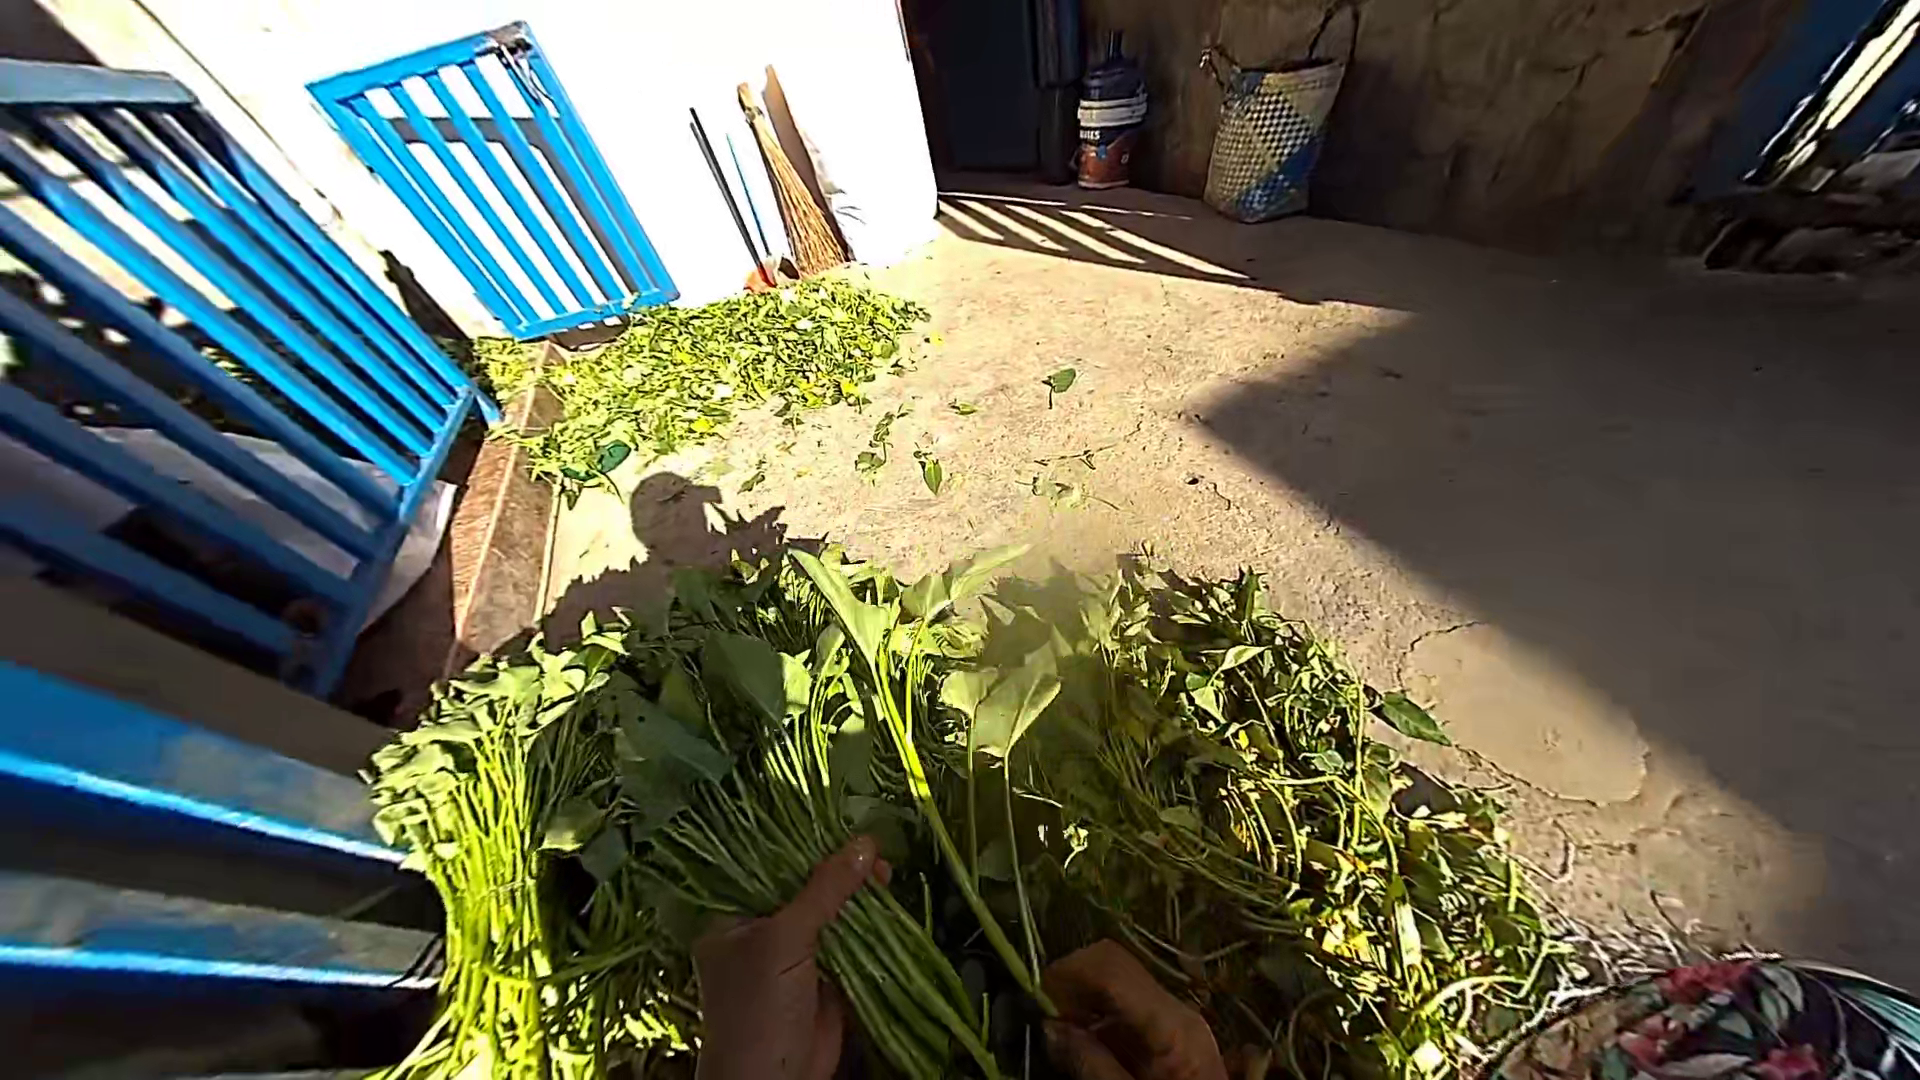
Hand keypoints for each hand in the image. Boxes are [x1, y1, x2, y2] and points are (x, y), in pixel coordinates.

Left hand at [692, 836, 887, 1079]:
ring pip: (829, 904)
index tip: (837, 818)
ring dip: (857, 887)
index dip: (803, 840)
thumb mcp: (786, 940)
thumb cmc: (760, 1009)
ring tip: (883, 869)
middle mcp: (762, 925)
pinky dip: (869, 914)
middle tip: (871, 848)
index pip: (768, 862)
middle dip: (838, 863)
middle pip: (804, 881)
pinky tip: (886, 894)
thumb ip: (825, 890)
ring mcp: (794, 947)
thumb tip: (866, 842)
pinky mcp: (824, 967)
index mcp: (735, 915)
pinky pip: (848, 930)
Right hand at [1042, 940, 1228, 1079]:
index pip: (1112, 970)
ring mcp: (1175, 1016)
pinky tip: (1080, 1035)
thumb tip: (1049, 1026)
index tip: (1035, 996)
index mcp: (1172, 1026)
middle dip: (1071, 977)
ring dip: (1080, 991)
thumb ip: (1093, 1066)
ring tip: (1055, 1023)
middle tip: (1041, 1009)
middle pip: (1113, 962)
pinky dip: (1095, 1009)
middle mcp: (1176, 1007)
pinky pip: (1125, 1001)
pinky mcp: (1170, 1030)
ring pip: (1116, 976)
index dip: (1068, 973)